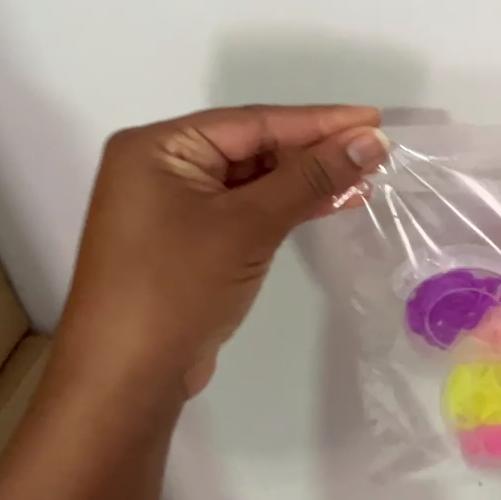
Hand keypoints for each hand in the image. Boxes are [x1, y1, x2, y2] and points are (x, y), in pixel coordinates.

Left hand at [56, 104, 387, 399]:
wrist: (126, 379)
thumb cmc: (178, 287)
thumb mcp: (250, 225)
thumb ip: (312, 177)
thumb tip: (370, 141)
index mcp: (160, 146)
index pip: (254, 121)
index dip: (320, 121)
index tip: (374, 120)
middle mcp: (162, 166)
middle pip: (254, 146)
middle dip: (315, 151)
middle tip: (375, 152)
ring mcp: (173, 204)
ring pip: (254, 179)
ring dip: (307, 180)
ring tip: (364, 178)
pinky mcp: (189, 238)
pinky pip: (246, 207)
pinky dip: (287, 205)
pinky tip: (331, 202)